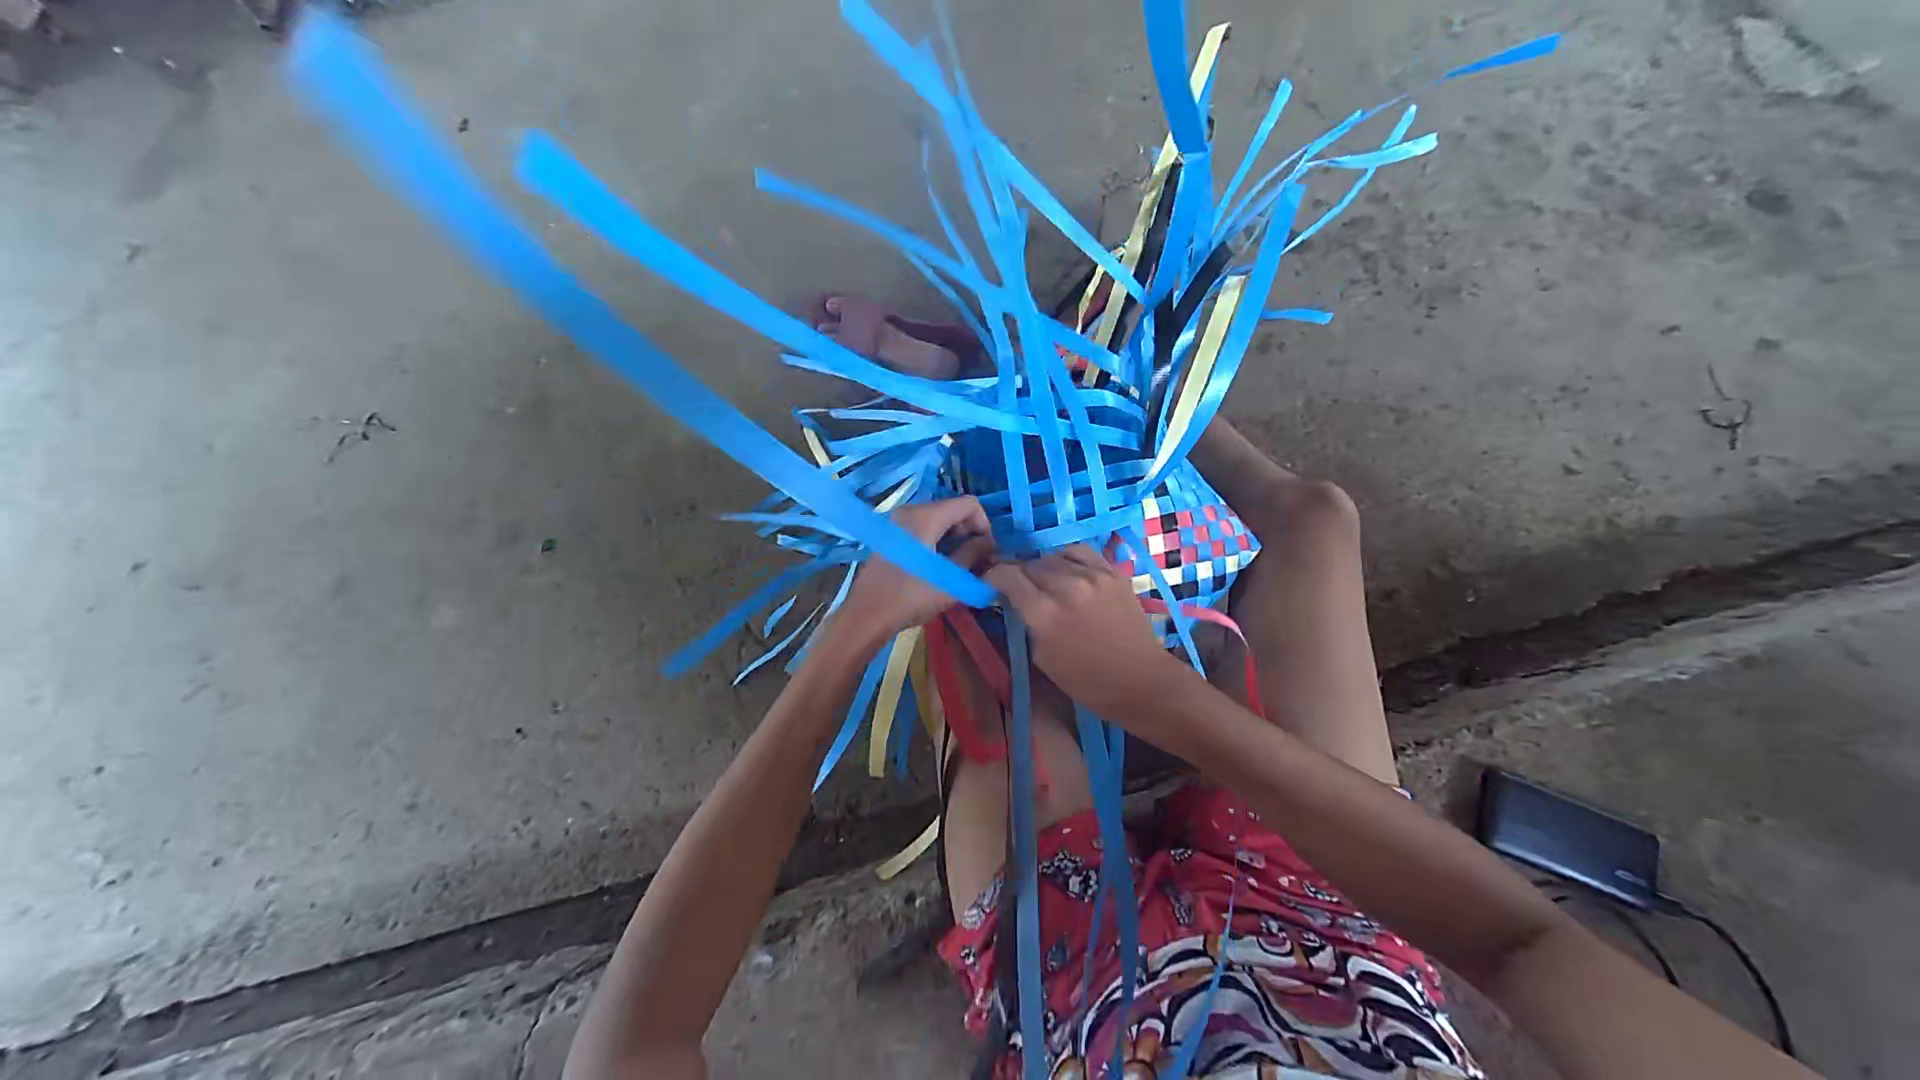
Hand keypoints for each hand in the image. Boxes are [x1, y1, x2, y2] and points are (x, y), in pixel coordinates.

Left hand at [836, 497, 996, 641]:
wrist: (867, 614)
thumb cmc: (911, 597)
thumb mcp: (951, 580)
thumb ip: (973, 555)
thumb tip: (988, 544)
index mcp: (925, 516)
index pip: (969, 504)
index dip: (985, 525)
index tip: (987, 551)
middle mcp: (910, 510)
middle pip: (952, 509)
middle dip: (970, 532)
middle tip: (977, 560)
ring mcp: (897, 521)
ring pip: (938, 519)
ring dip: (954, 538)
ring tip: (961, 565)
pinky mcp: (891, 534)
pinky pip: (923, 527)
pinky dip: (937, 540)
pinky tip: (940, 565)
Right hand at [984, 544, 1181, 714]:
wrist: (1141, 681)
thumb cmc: (1087, 681)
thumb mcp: (1042, 656)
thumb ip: (1027, 622)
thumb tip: (1016, 600)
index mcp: (1044, 613)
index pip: (1006, 576)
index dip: (993, 577)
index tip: (991, 584)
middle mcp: (1066, 586)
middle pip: (1028, 564)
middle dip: (1018, 575)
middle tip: (1019, 588)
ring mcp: (1092, 576)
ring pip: (1052, 556)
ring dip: (1042, 567)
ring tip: (1045, 582)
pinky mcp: (1112, 572)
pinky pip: (1080, 551)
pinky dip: (1067, 558)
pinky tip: (1067, 569)